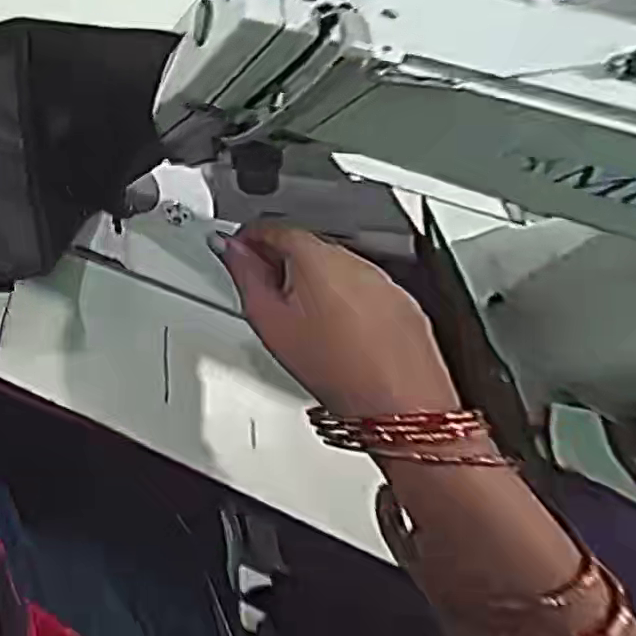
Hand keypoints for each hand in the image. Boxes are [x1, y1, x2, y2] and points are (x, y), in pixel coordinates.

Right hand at [217, 224, 460, 416]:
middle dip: (278, 256)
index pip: (274, 228)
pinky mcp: (404, 303)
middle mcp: (356, 263)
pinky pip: (361, 284)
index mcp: (316, 259)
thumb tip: (231, 248)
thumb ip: (244, 273)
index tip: (236, 248)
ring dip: (309, 275)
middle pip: (305, 243)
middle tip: (259, 281)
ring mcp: (385, 283)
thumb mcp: (265, 315)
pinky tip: (329, 323)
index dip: (248, 236)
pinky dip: (339, 293)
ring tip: (294, 309)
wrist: (399, 407)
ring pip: (333, 264)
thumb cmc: (334, 366)